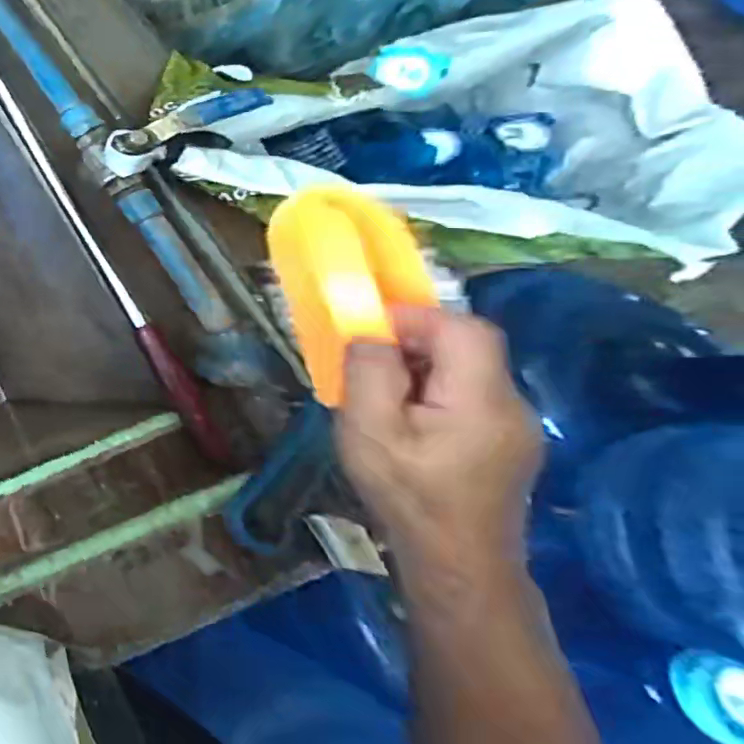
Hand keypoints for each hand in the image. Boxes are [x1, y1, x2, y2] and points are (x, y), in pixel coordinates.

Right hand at [335, 306, 543, 583]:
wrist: (455, 560)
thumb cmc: (407, 491)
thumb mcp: (370, 427)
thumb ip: (371, 372)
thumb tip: (369, 332)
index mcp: (482, 399)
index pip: (465, 329)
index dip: (415, 316)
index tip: (367, 328)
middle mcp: (510, 405)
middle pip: (467, 346)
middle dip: (410, 339)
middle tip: (362, 358)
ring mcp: (513, 424)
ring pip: (464, 368)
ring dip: (415, 364)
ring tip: (373, 389)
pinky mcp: (503, 440)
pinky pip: (465, 392)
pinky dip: (427, 387)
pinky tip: (399, 415)